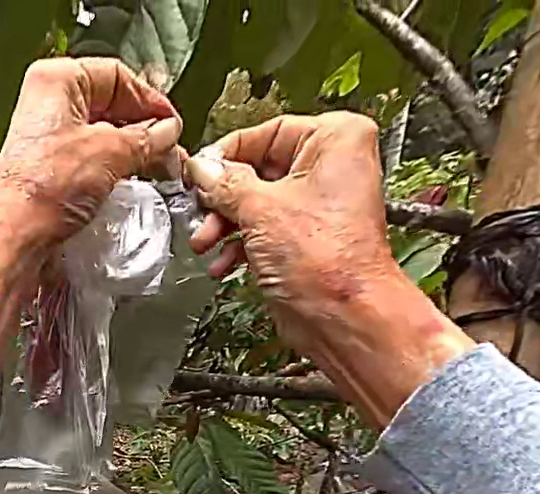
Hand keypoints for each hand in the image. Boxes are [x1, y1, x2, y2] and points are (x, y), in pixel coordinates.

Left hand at [0, 59, 182, 371]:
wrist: (16, 241)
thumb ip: (145, 138)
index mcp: (55, 81)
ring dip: (128, 155)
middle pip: (109, 108)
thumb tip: (166, 132)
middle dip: (142, 131)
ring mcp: (46, 142)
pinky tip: (124, 187)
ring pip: (100, 139)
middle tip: (167, 151)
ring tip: (150, 171)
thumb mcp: (110, 154)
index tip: (171, 124)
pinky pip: (88, 165)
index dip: (149, 101)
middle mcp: (47, 107)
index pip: (117, 76)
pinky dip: (110, 174)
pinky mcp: (48, 175)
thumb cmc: (42, 194)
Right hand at [185, 113, 472, 426]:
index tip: (197, 173)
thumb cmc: (327, 261)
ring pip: (254, 206)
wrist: (342, 315)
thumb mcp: (260, 210)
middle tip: (200, 215)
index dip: (225, 156)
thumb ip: (225, 184)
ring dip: (224, 227)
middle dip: (222, 201)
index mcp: (334, 139)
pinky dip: (239, 247)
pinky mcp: (302, 243)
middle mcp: (328, 169)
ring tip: (206, 244)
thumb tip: (203, 169)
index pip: (265, 133)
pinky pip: (261, 234)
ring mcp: (314, 208)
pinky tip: (223, 263)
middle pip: (256, 172)